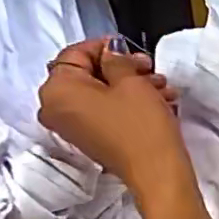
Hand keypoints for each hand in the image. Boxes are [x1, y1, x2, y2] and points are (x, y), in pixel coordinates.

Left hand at [37, 38, 193, 201]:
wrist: (157, 172)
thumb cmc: (142, 126)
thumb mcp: (131, 81)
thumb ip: (117, 59)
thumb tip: (112, 52)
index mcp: (57, 90)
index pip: (75, 53)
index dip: (106, 46)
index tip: (130, 46)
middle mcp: (56, 108)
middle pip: (87, 74)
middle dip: (122, 68)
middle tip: (150, 68)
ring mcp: (73, 127)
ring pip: (100, 93)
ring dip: (131, 86)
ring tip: (162, 88)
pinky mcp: (92, 139)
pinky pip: (105, 111)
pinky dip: (128, 103)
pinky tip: (157, 102)